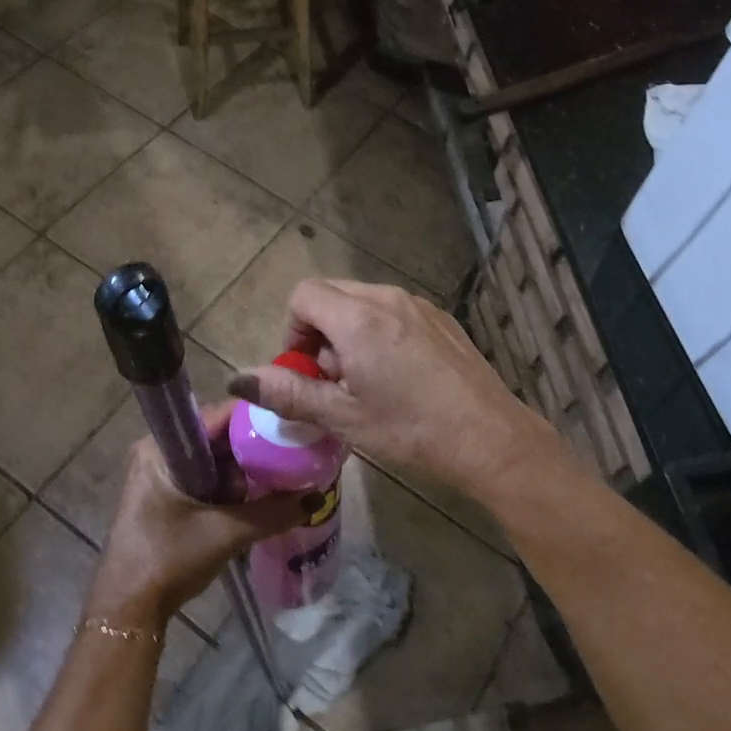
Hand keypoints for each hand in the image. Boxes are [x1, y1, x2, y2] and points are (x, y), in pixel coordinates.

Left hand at [86, 402, 305, 625]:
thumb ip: (273, 512)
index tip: (291, 428)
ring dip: (243, 477)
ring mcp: (159, 476)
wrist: (127, 611)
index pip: (217, 416)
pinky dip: (229, 490)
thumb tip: (316, 496)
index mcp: (162, 447)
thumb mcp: (227, 533)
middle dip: (252, 454)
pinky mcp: (165, 498)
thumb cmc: (168, 560)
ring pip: (214, 461)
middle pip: (218, 438)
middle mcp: (158, 452)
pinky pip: (206, 480)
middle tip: (288, 465)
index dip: (256, 421)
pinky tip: (254, 504)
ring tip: (275, 489)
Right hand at [228, 279, 562, 498]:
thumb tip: (240, 378)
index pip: (303, 294)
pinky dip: (380, 333)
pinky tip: (399, 379)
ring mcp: (420, 305)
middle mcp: (388, 298)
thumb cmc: (410, 429)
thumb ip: (289, 392)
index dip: (293, 330)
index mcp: (358, 317)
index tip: (306, 371)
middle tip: (333, 380)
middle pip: (333, 293)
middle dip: (319, 331)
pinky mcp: (442, 319)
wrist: (489, 437)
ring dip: (350, 333)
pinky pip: (395, 312)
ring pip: (364, 302)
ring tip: (366, 383)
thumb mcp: (343, 417)